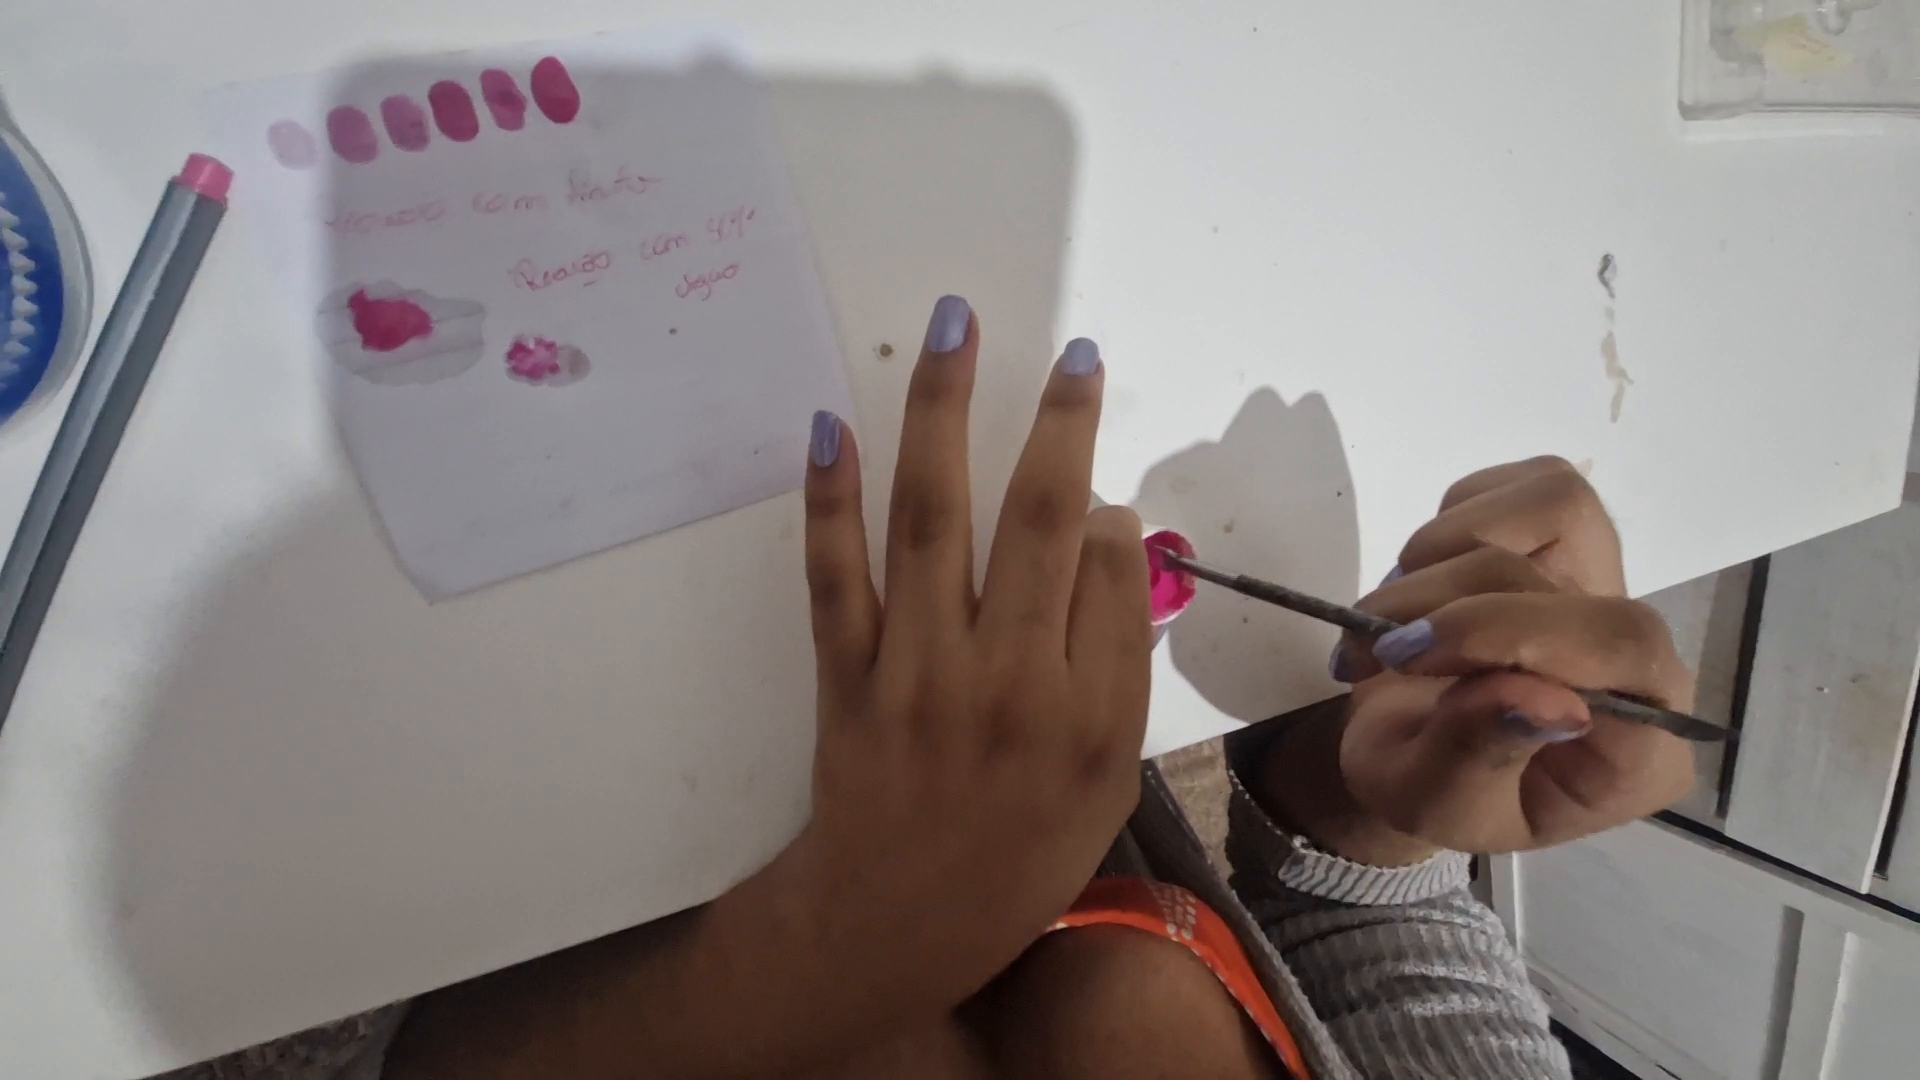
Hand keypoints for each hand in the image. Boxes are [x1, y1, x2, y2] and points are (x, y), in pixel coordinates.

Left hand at [383, 300, 1149, 1079]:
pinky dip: (831, 500)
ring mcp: (915, 669)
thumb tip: (1102, 530)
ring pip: (934, 522)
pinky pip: (835, 577)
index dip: (1104, 506)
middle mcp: (1006, 676)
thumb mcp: (1107, 774)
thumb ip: (1118, 654)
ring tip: (954, 328)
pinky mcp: (845, 673)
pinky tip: (834, 426)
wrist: (899, 923)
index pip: (1109, 566)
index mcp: (1088, 709)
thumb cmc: (1021, 850)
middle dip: (1058, 422)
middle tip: (1074, 350)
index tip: (1092, 476)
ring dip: (943, 414)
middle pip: (1036, 520)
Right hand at [1304, 457, 1695, 856]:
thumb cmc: (1421, 786)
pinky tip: (1421, 575)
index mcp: (1635, 743)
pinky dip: (1451, 518)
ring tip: (1384, 619)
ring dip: (1435, 560)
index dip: (1511, 633)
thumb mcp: (1432, 801)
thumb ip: (1480, 756)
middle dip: (1442, 608)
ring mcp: (1597, 588)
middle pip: (1559, 580)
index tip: (1404, 658)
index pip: (1624, 649)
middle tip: (1367, 652)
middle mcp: (1637, 659)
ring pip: (1551, 506)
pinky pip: (1522, 484)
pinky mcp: (1553, 541)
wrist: (1401, 750)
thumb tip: (1542, 697)